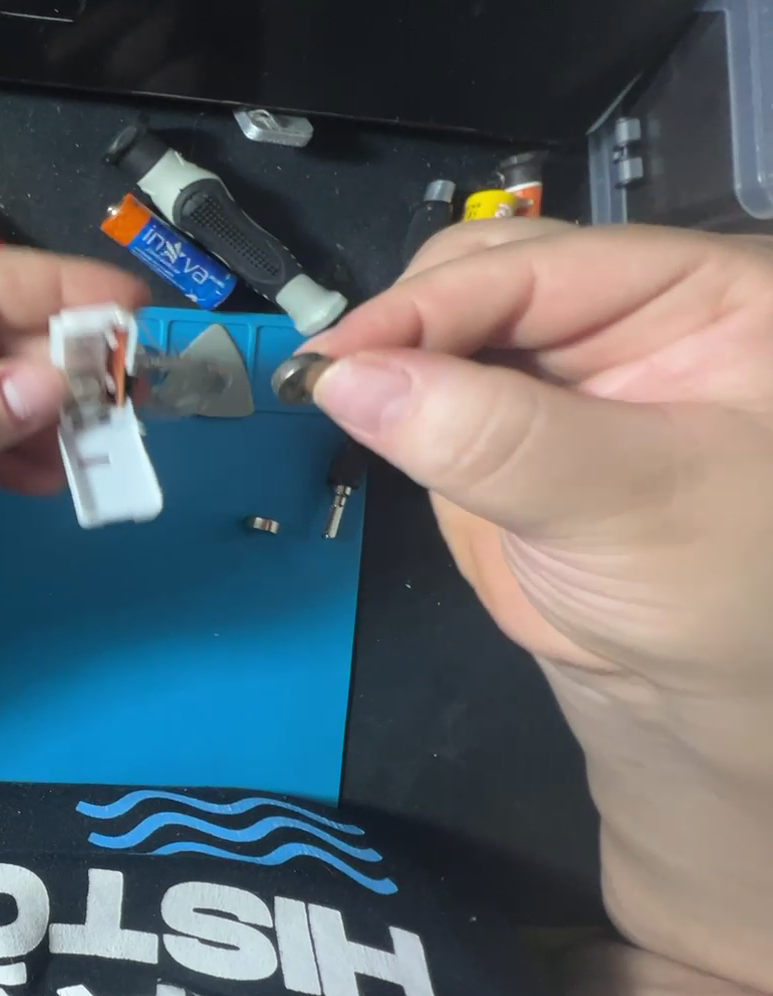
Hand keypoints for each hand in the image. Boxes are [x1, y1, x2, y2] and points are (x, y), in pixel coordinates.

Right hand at [305, 220, 772, 697]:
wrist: (686, 677)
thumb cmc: (718, 591)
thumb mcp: (622, 502)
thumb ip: (488, 436)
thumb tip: (341, 379)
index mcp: (705, 297)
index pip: (535, 269)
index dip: (422, 308)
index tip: (327, 363)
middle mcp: (625, 313)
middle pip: (477, 272)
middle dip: (397, 321)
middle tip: (330, 380)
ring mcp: (551, 366)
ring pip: (436, 321)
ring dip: (378, 354)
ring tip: (334, 395)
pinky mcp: (492, 418)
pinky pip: (419, 379)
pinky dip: (377, 390)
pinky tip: (359, 412)